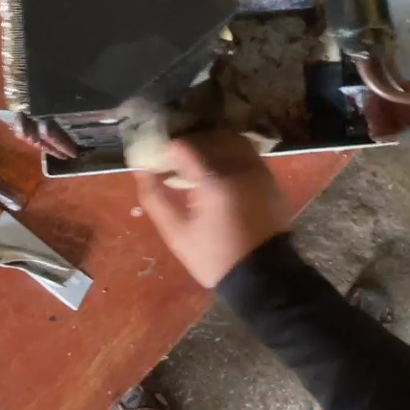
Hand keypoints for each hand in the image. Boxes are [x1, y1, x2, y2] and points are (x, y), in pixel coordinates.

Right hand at [135, 131, 288, 286]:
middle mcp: (239, 168)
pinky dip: (230, 150)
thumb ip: (155, 198)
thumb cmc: (214, 257)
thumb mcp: (176, 233)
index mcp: (214, 182)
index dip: (169, 147)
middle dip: (190, 142)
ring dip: (211, 142)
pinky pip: (247, 150)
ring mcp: (257, 170)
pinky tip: (219, 166)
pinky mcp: (268, 176)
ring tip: (198, 160)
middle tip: (178, 157)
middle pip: (209, 135)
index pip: (186, 146)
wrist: (262, 274)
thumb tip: (141, 170)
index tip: (161, 156)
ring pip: (231, 138)